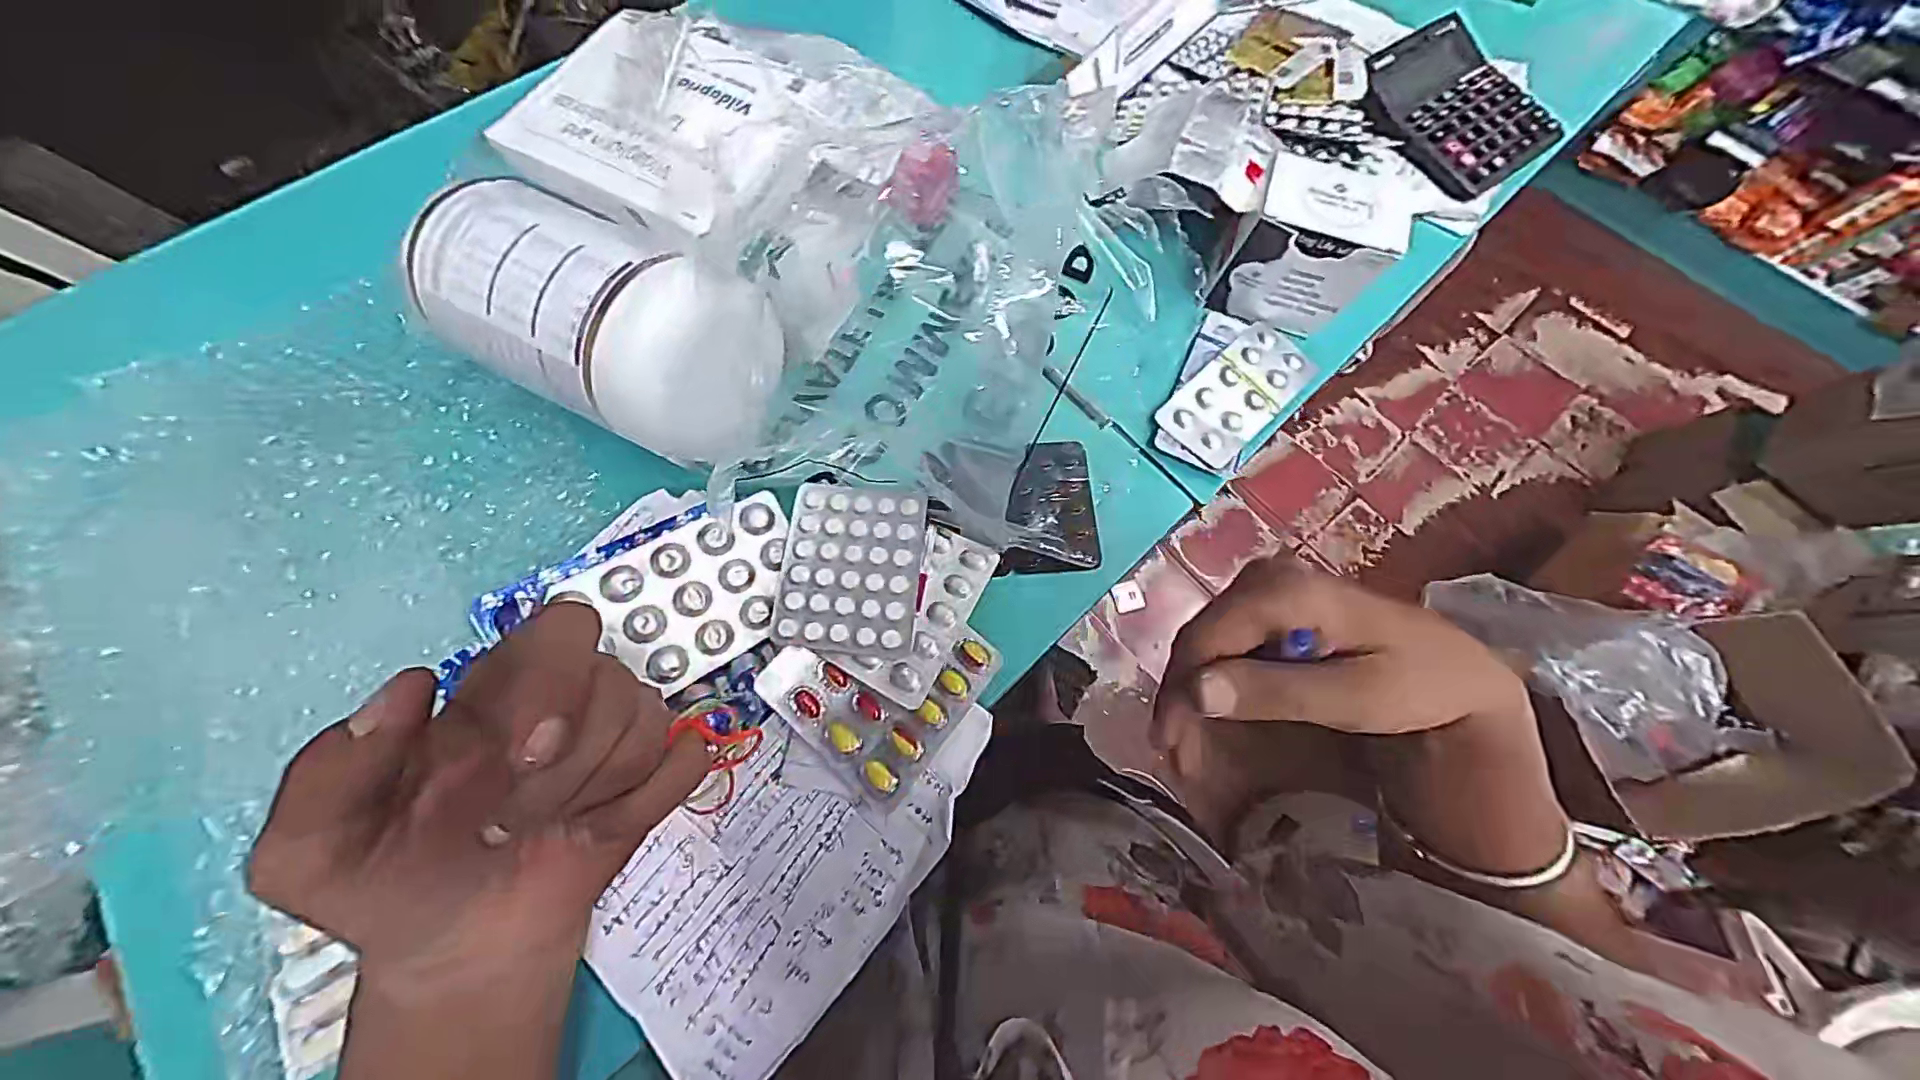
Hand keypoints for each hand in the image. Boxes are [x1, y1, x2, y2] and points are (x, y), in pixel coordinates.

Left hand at [248, 602, 709, 996]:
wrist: (463, 944)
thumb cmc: (393, 882)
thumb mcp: (312, 849)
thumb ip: (332, 769)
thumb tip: (411, 685)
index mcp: (497, 689)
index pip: (564, 626)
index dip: (559, 677)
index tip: (525, 753)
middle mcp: (569, 699)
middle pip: (615, 677)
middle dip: (578, 753)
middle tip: (520, 814)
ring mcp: (619, 736)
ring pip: (651, 721)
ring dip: (599, 789)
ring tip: (549, 828)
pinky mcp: (657, 776)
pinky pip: (687, 760)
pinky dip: (650, 798)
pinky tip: (600, 827)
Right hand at [1152, 558, 1526, 751]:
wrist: (1458, 671)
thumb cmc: (1418, 685)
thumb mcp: (1355, 698)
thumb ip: (1276, 692)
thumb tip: (1196, 690)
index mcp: (1285, 590)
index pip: (1205, 639)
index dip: (1180, 692)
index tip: (1169, 743)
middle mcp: (1266, 576)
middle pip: (1199, 638)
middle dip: (1180, 696)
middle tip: (1172, 750)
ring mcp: (1266, 586)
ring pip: (1205, 641)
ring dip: (1190, 690)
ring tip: (1183, 741)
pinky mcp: (1270, 603)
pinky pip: (1224, 641)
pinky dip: (1211, 679)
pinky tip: (1207, 710)